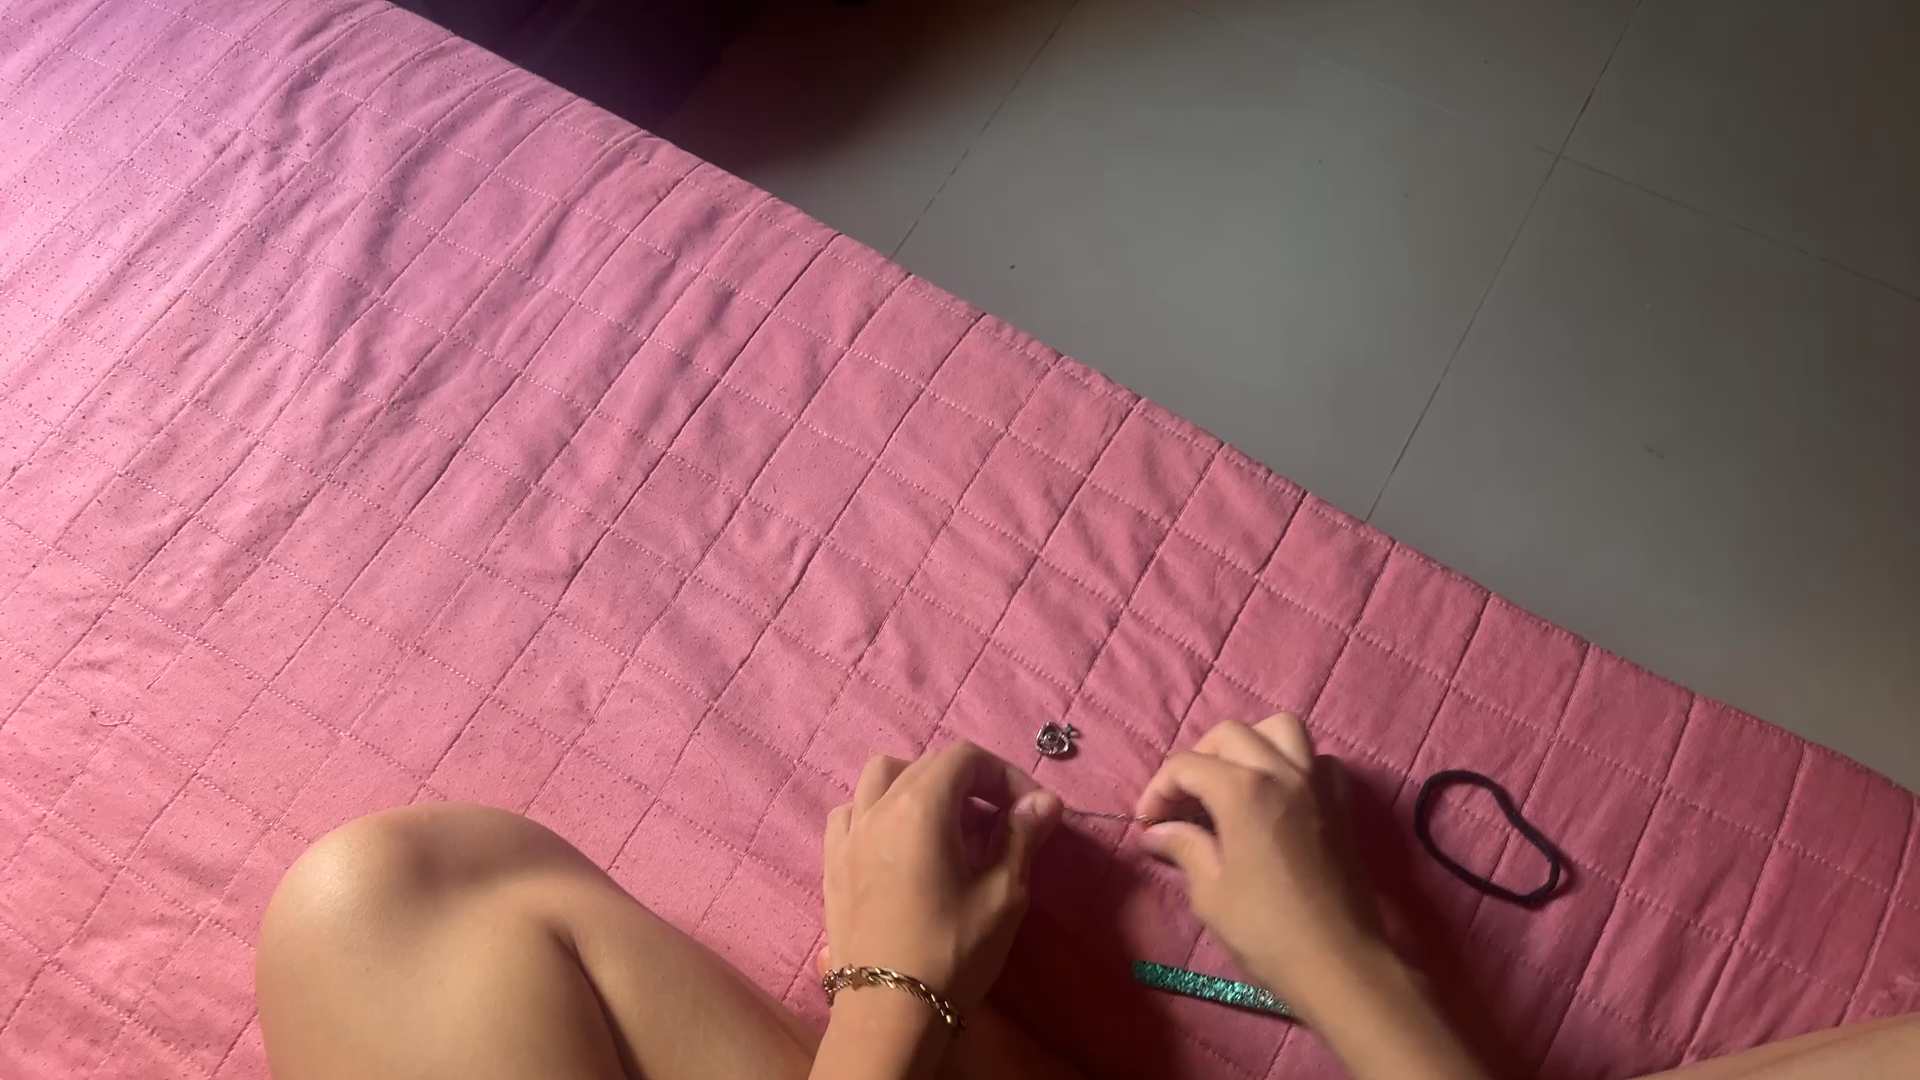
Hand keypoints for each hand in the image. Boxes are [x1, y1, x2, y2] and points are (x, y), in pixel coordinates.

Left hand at [823, 743, 1061, 1010]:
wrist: (889, 1016)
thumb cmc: (952, 952)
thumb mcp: (1003, 894)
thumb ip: (1021, 835)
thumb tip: (1044, 801)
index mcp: (920, 806)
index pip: (965, 757)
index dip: (1004, 774)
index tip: (1030, 808)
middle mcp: (878, 805)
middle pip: (929, 764)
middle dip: (972, 782)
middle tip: (1000, 822)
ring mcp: (849, 831)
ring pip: (882, 775)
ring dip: (920, 783)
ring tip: (946, 820)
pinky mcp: (832, 859)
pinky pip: (852, 809)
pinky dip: (878, 808)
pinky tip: (897, 838)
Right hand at [1135, 714, 1380, 1008]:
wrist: (1344, 969)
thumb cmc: (1269, 932)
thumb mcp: (1210, 893)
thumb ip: (1184, 847)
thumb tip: (1158, 831)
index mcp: (1241, 790)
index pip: (1186, 766)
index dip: (1158, 789)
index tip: (1148, 821)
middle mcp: (1280, 772)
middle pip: (1229, 734)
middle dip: (1198, 758)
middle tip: (1185, 798)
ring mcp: (1316, 785)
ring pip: (1281, 729)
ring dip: (1250, 743)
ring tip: (1233, 777)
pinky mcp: (1342, 806)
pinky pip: (1318, 760)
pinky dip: (1295, 764)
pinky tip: (1279, 793)